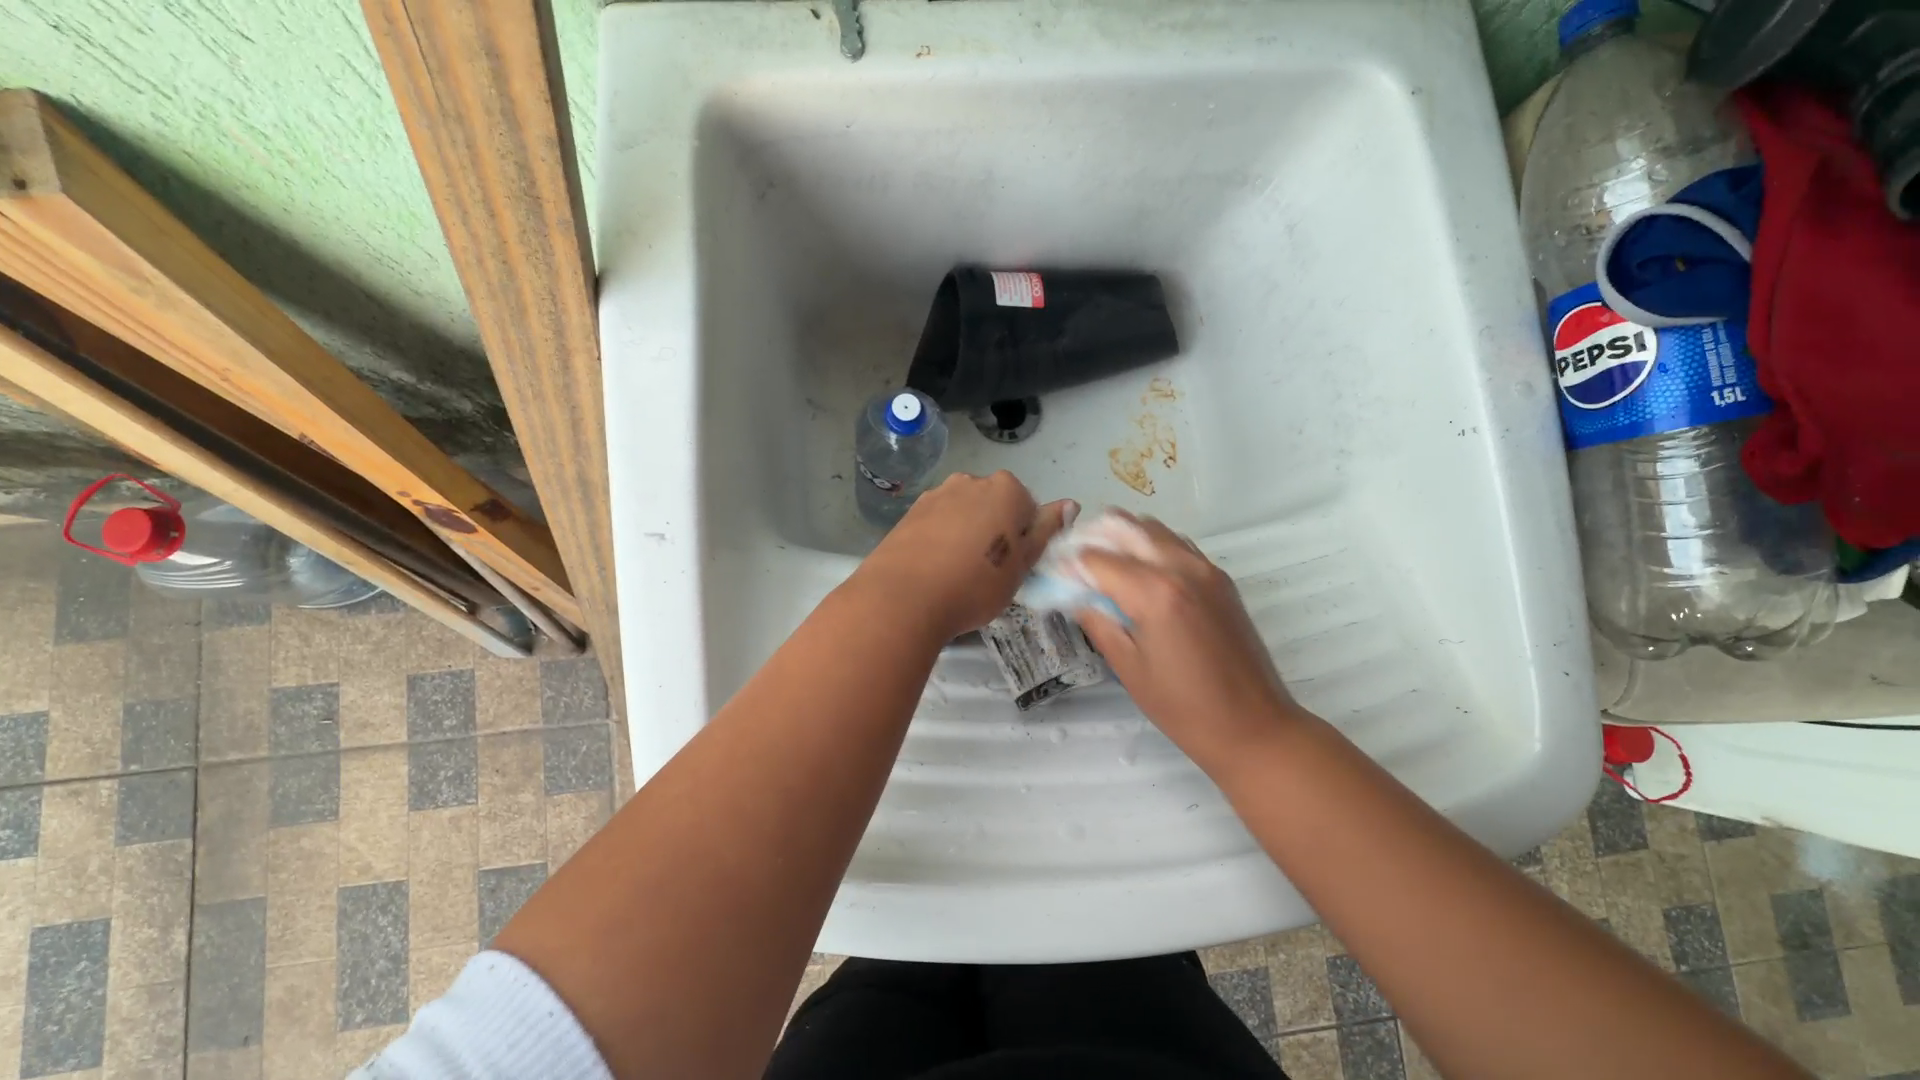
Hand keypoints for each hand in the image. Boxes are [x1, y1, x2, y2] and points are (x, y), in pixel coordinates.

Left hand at [852, 472, 1074, 640]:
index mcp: (1006, 488)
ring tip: (958, 575)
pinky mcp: (909, 514)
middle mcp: (971, 481)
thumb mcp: (1022, 564)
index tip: (1013, 568)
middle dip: (995, 533)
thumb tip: (1070, 504)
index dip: (1025, 541)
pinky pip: (937, 524)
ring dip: (966, 536)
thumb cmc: (975, 585)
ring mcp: (936, 495)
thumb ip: (1046, 530)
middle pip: (995, 506)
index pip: (1029, 510)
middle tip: (988, 574)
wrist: (902, 598)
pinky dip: (940, 541)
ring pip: (964, 514)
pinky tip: (935, 571)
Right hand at [1074, 513, 1306, 773]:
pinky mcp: (1221, 579)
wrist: (1253, 725)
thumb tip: (1074, 596)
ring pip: (1155, 530)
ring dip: (1124, 537)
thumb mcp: (1129, 668)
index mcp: (1155, 592)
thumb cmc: (1184, 708)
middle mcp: (1181, 568)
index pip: (1097, 559)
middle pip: (1127, 528)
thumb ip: (1098, 622)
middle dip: (1094, 538)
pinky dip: (1153, 546)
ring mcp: (1206, 569)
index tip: (1051, 575)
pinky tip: (1140, 572)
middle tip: (1072, 561)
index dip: (1068, 565)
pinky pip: (1179, 545)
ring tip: (1102, 563)